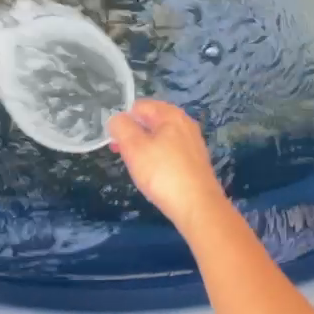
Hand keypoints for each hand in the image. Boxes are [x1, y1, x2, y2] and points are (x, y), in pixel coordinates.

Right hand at [107, 99, 227, 230]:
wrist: (198, 207)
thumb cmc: (163, 174)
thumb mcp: (134, 147)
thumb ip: (121, 127)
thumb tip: (116, 119)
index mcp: (171, 114)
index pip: (140, 106)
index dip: (123, 120)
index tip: (115, 140)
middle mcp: (185, 123)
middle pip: (151, 121)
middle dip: (133, 135)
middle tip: (122, 154)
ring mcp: (192, 143)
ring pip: (161, 138)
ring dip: (145, 148)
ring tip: (137, 167)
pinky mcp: (195, 161)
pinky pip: (171, 152)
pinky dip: (159, 159)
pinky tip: (155, 176)